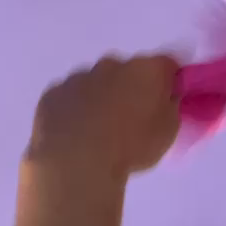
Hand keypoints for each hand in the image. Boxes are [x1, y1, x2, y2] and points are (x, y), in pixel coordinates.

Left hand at [26, 55, 180, 177]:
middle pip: (130, 70)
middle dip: (136, 86)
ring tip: (108, 128)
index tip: (173, 99)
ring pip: (99, 81)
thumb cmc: (133, 145)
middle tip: (140, 116)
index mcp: (146, 70)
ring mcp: (78, 76)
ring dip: (107, 96)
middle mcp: (111, 64)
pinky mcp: (52, 93)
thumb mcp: (170, 129)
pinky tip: (83, 131)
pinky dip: (81, 107)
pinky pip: (73, 95)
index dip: (172, 80)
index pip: (168, 64)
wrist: (77, 161)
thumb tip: (166, 96)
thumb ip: (170, 105)